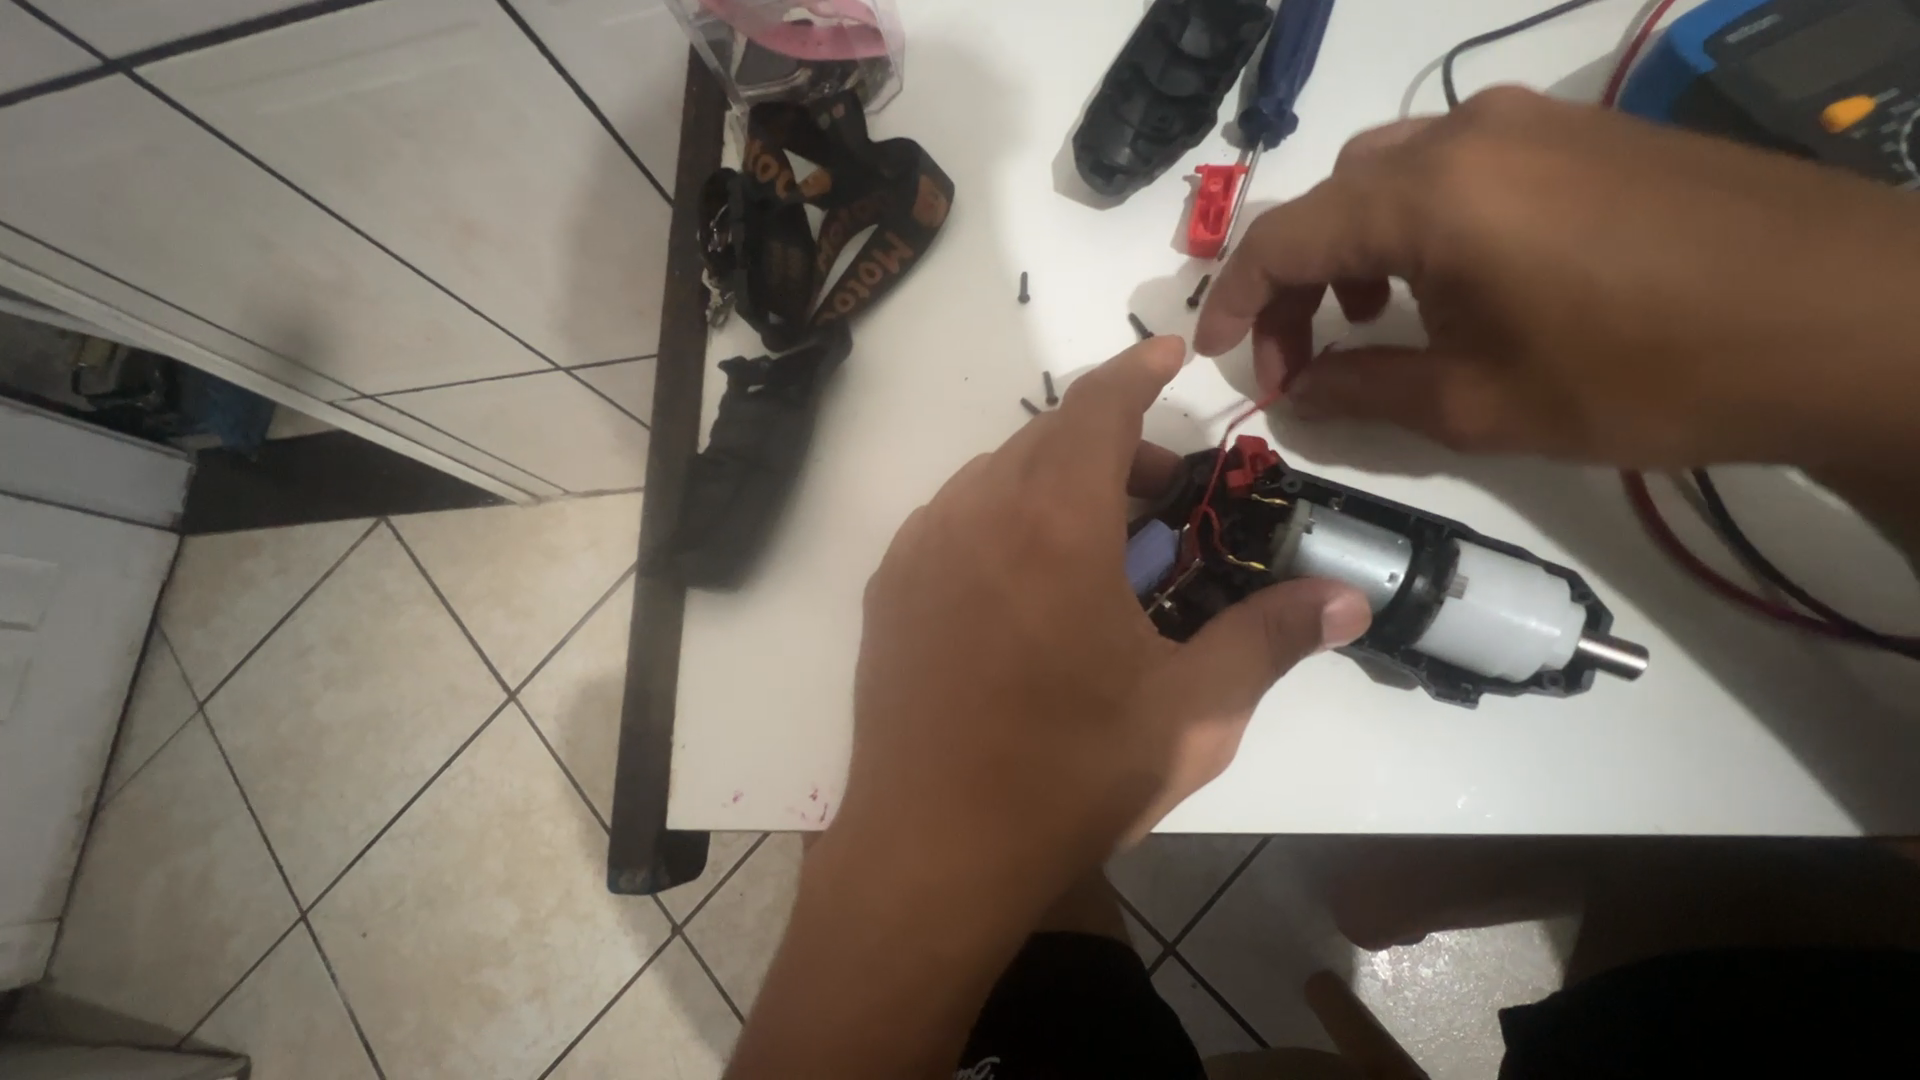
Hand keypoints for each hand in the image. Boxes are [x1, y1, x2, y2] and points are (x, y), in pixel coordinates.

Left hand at [833, 336, 1370, 901]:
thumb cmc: (1069, 775)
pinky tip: (1022, 585)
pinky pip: (951, 520)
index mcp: (1052, 523)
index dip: (1139, 369)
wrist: (934, 847)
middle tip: (1158, 496)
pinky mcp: (887, 588)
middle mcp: (974, 513)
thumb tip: (1347, 599)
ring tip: (1092, 546)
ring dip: (1051, 483)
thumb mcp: (1191, 712)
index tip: (1171, 354)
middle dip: (1109, 444)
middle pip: (1047, 438)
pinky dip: (998, 519)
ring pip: (994, 477)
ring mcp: (918, 549)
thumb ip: (1268, 638)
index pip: (1098, 406)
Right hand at [1195, 87, 1919, 472]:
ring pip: (1386, 178)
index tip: (1216, 358)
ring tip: (1364, 321)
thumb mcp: (1475, 403)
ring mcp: (1530, 125)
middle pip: (1328, 202)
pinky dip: (1412, 227)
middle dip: (1291, 286)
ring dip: (1348, 252)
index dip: (1234, 301)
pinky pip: (1454, 169)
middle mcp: (1467, 139)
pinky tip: (1443, 283)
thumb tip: (1297, 392)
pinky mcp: (1578, 135)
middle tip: (1297, 363)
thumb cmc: (1646, 373)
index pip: (1282, 238)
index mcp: (1430, 198)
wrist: (1859, 323)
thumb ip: (1361, 391)